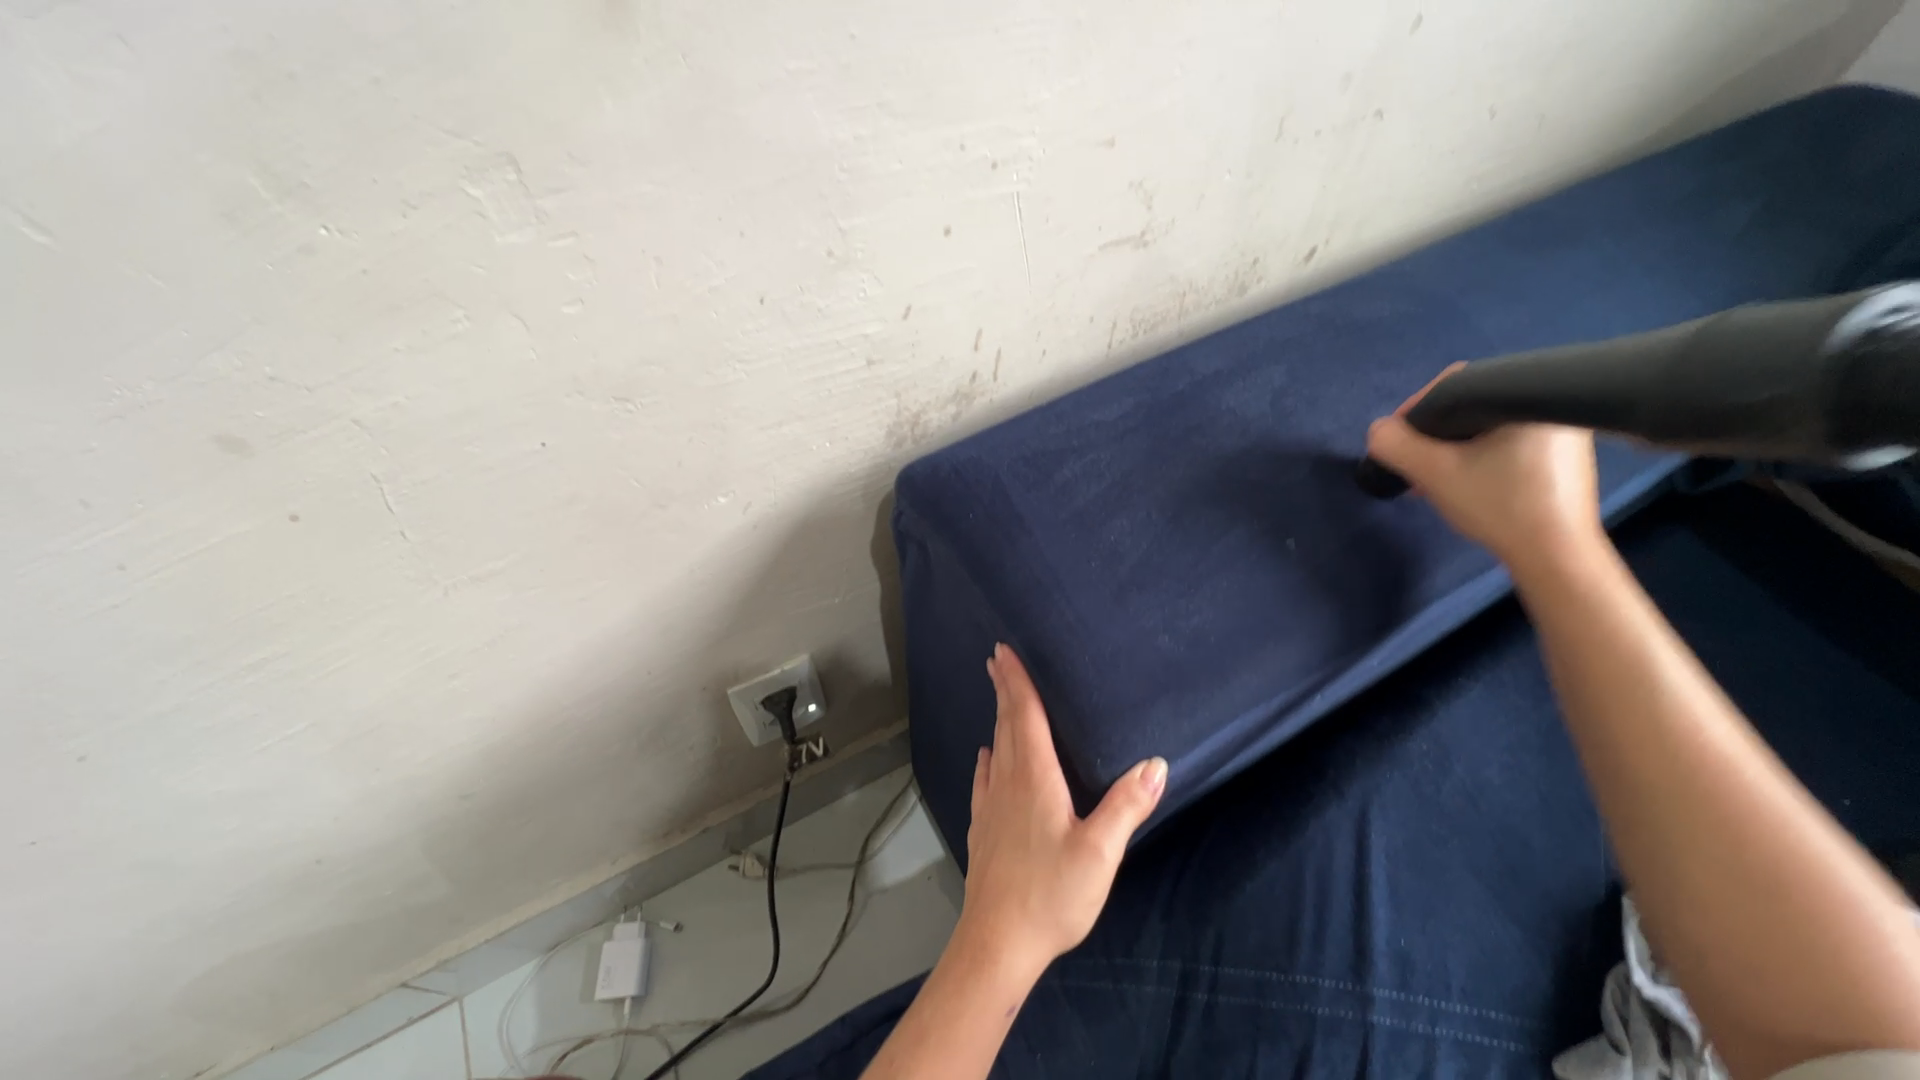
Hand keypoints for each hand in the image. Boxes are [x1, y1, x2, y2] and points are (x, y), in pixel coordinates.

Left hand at [958, 644, 1166, 975]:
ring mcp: (991, 807)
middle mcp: (1008, 784)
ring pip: (995, 749)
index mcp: (1035, 780)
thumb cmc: (1051, 895)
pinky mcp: (984, 829)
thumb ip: (1126, 806)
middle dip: (1003, 690)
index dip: (1016, 682)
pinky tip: (986, 757)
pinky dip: (987, 760)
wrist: (997, 942)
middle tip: (997, 659)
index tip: (1003, 650)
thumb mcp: (1100, 853)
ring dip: (996, 718)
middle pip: (1006, 725)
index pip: (1024, 717)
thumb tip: (1156, 763)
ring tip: (998, 697)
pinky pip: (985, 780)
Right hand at [1367, 363, 1605, 572]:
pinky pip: (1510, 449)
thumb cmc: (1500, 506)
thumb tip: (1379, 431)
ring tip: (1435, 480)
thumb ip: (1396, 445)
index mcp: (1529, 399)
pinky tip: (1469, 486)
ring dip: (1456, 451)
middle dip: (1436, 437)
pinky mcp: (1566, 464)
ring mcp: (1565, 437)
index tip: (1400, 440)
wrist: (1555, 557)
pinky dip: (1482, 461)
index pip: (1458, 385)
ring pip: (1490, 433)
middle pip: (1473, 411)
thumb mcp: (1434, 472)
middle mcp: (1552, 409)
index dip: (1419, 409)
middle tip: (1416, 464)